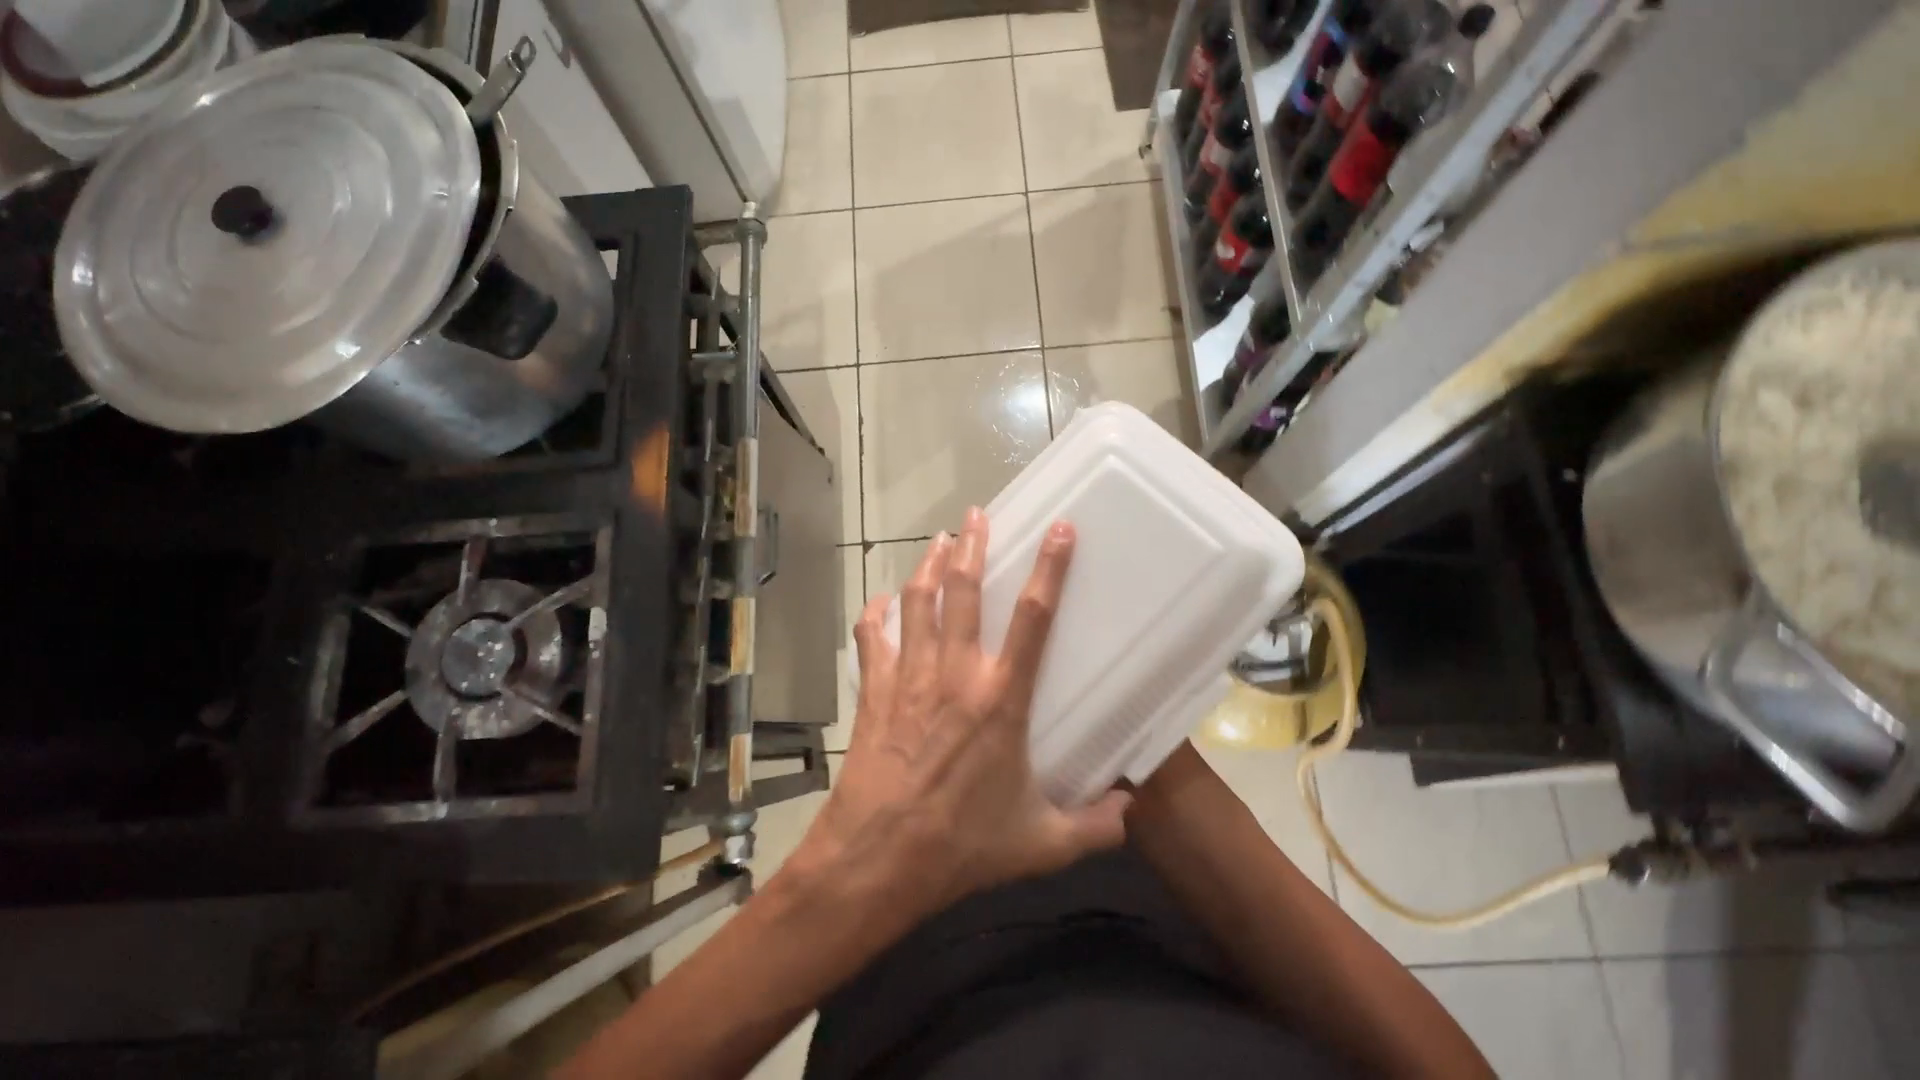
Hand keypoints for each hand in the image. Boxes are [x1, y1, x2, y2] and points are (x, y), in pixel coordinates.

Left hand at [789, 506, 1132, 920]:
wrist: (877, 859)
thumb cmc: (961, 846)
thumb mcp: (1040, 844)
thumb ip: (1092, 827)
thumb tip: (1130, 811)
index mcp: (1001, 701)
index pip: (1034, 620)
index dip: (1051, 569)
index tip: (1061, 528)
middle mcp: (955, 676)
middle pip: (964, 593)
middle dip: (973, 547)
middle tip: (977, 515)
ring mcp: (909, 680)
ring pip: (918, 605)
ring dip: (927, 567)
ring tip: (937, 540)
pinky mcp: (874, 695)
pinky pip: (873, 641)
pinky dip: (877, 616)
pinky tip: (881, 603)